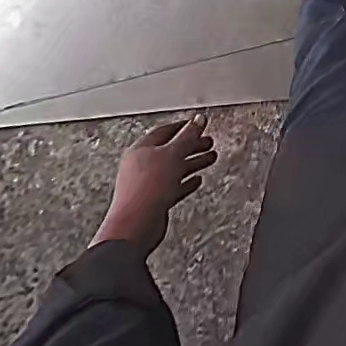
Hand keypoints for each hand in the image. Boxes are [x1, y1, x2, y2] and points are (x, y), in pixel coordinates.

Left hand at [92, 116, 216, 254]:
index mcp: (141, 149)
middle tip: (208, 142)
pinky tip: (196, 180)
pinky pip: (173, 186)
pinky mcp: (154, 201)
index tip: (197, 124)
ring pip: (174, 168)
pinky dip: (186, 182)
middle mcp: (142, 165)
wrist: (135, 226)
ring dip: (193, 162)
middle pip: (171, 150)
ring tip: (210, 158)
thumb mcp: (173, 154)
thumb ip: (188, 136)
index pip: (165, 131)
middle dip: (191, 145)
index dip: (183, 126)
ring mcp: (147, 184)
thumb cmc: (146, 189)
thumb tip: (199, 119)